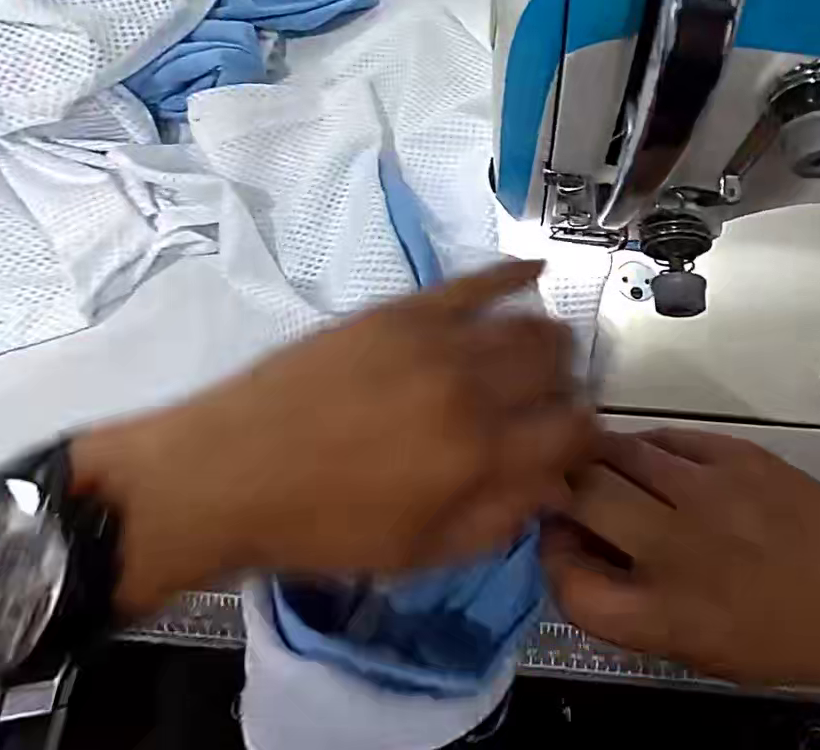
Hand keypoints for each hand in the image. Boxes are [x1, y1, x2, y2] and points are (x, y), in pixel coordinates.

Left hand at [76, 261, 595, 614]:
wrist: (232, 469)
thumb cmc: (325, 525)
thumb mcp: (420, 551)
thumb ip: (500, 519)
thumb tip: (556, 487)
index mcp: (481, 457)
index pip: (571, 432)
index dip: (587, 434)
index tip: (581, 437)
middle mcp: (473, 390)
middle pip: (556, 370)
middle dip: (567, 384)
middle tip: (550, 398)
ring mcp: (440, 340)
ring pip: (526, 325)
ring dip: (548, 339)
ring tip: (542, 349)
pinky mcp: (405, 309)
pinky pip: (475, 282)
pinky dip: (512, 274)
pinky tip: (535, 269)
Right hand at [543, 429, 819, 691]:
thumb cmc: (781, 636)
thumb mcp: (699, 650)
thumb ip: (631, 608)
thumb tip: (579, 550)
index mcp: (669, 616)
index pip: (573, 585)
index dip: (553, 559)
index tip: (560, 543)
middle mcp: (679, 549)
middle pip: (584, 496)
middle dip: (562, 488)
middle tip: (567, 489)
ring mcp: (706, 491)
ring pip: (618, 450)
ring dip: (596, 455)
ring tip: (598, 462)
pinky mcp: (731, 453)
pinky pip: (664, 437)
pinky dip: (645, 446)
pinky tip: (649, 457)